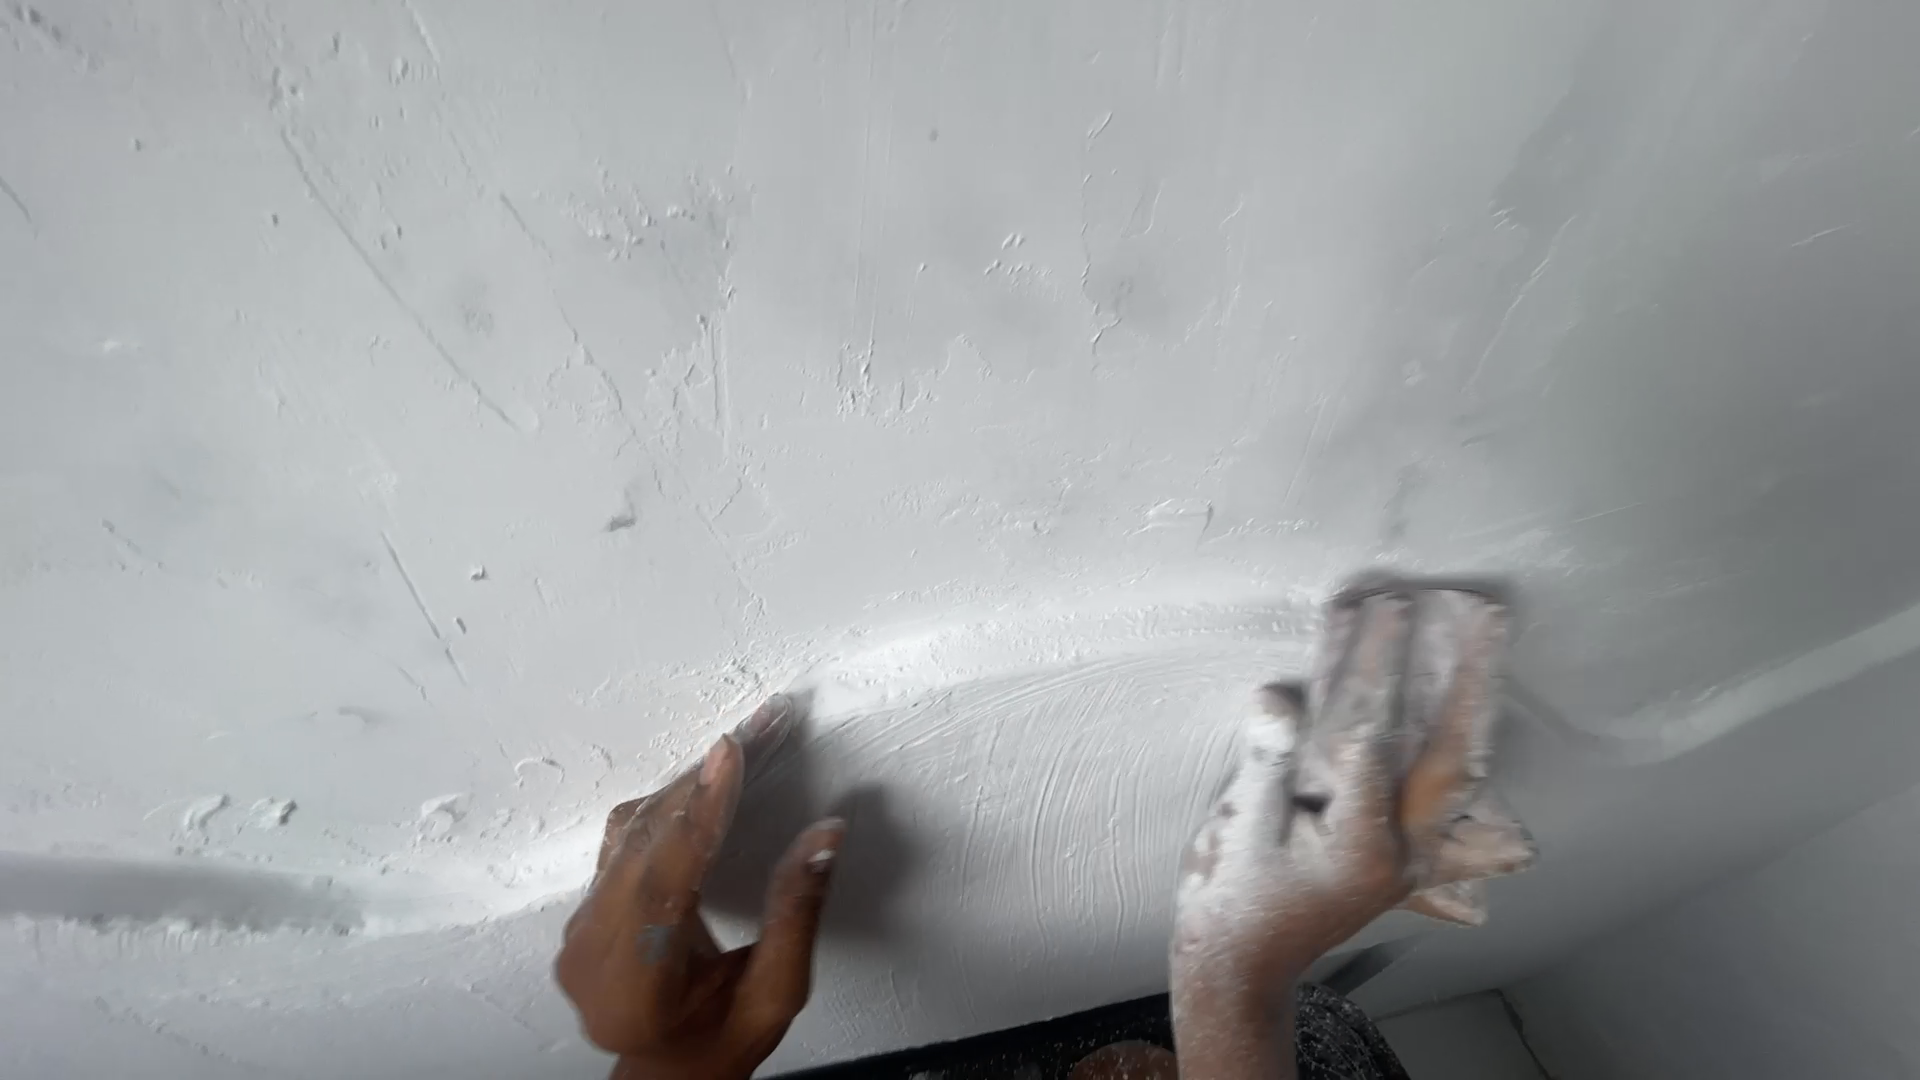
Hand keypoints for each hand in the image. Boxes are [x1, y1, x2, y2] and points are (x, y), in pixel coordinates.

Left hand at [555, 696, 844, 1079]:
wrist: (669, 1069)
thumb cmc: (725, 1039)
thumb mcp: (778, 993)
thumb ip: (796, 913)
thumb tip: (826, 831)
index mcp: (634, 985)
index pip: (665, 880)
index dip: (702, 809)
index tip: (732, 750)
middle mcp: (591, 948)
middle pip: (650, 836)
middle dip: (713, 774)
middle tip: (767, 724)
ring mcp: (583, 920)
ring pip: (638, 824)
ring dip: (697, 776)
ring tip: (753, 738)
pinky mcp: (593, 898)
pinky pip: (632, 830)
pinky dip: (677, 794)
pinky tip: (715, 773)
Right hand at [1170, 588, 1527, 1077]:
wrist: (1240, 958)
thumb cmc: (1234, 897)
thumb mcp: (1238, 827)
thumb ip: (1265, 762)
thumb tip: (1275, 698)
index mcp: (1361, 844)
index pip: (1371, 737)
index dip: (1374, 670)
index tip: (1380, 611)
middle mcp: (1401, 849)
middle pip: (1449, 754)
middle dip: (1465, 680)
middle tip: (1481, 617)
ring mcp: (1407, 855)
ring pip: (1457, 776)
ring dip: (1468, 710)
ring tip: (1482, 652)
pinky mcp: (1395, 853)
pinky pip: (1439, 801)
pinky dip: (1455, 762)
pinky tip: (1473, 731)